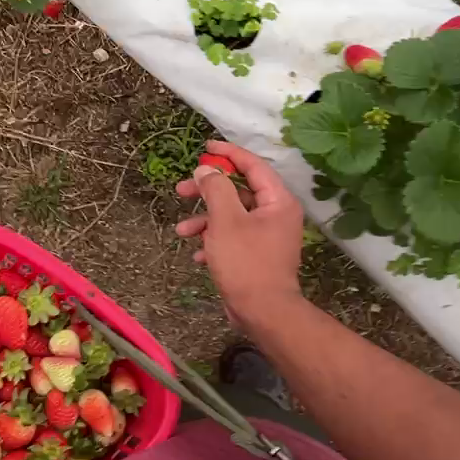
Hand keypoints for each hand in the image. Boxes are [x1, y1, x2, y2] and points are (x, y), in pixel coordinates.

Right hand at [175, 140, 306, 331]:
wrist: (263, 311)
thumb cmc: (246, 262)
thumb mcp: (226, 220)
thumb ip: (215, 189)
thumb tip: (206, 170)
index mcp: (277, 201)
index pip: (253, 166)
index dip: (228, 154)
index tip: (206, 148)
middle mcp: (276, 214)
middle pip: (238, 191)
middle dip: (207, 191)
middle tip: (182, 190)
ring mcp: (267, 236)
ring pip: (231, 216)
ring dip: (204, 220)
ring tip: (181, 230)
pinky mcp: (257, 254)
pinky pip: (232, 237)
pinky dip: (213, 241)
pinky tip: (196, 254)